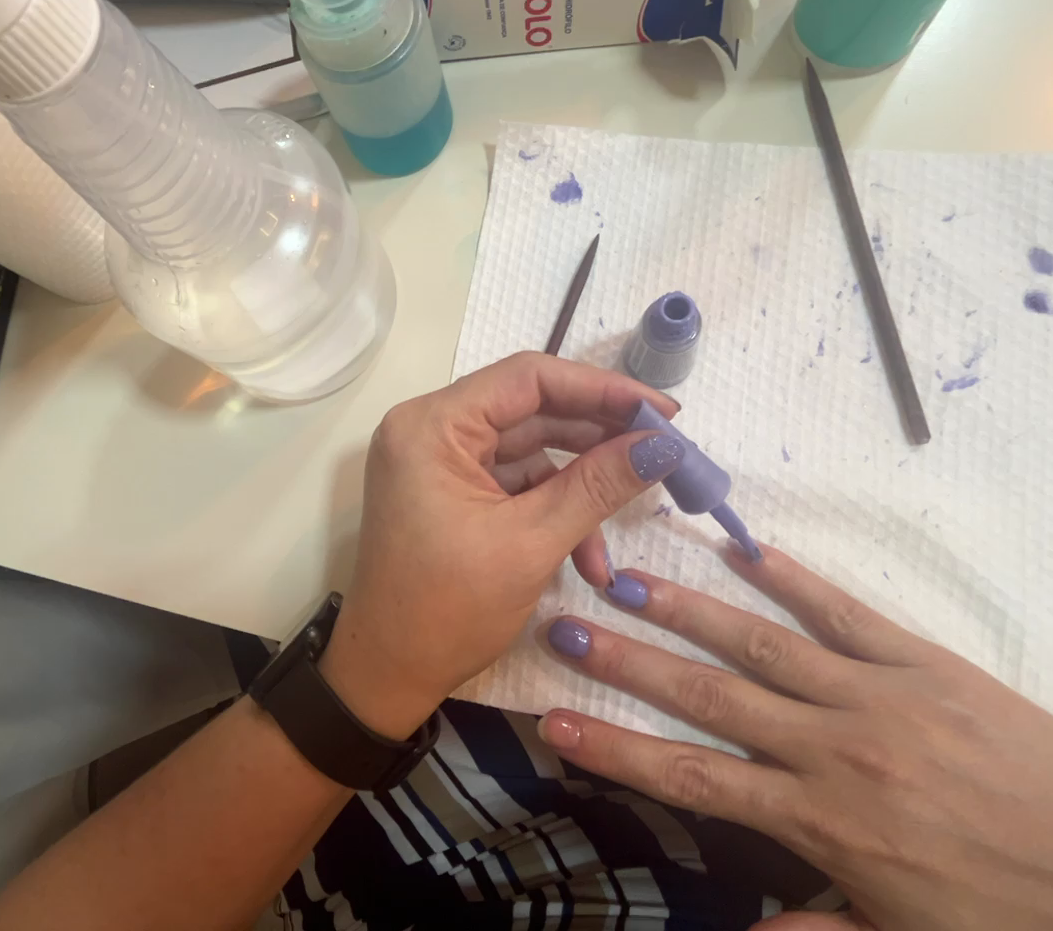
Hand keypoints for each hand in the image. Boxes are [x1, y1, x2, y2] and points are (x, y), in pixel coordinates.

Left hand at [319, 352, 686, 738]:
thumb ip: (598, 485)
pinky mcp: (452, 490)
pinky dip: (555, 509)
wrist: (388, 674)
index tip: (662, 411)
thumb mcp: (530, 543)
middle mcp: (431, 429)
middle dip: (598, 436)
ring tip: (634, 509)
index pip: (527, 378)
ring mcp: (440, 460)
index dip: (601, 388)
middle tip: (663, 451)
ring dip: (581, 485)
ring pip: (529, 449)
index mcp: (432, 426)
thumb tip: (665, 444)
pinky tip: (591, 556)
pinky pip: (515, 482)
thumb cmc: (447, 610)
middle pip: (531, 410)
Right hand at [533, 546, 1052, 930]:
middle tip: (567, 623)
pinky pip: (846, 613)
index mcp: (823, 822)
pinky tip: (749, 547)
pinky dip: (794, 578)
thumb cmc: (1011, 925)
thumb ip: (815, 930)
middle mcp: (834, 749)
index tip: (552, 722)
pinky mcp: (928, 664)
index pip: (692, 780)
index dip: (616, 750)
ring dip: (688, 609)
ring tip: (628, 577)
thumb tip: (733, 929)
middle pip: (708, 696)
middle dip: (627, 662)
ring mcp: (879, 695)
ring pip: (760, 644)